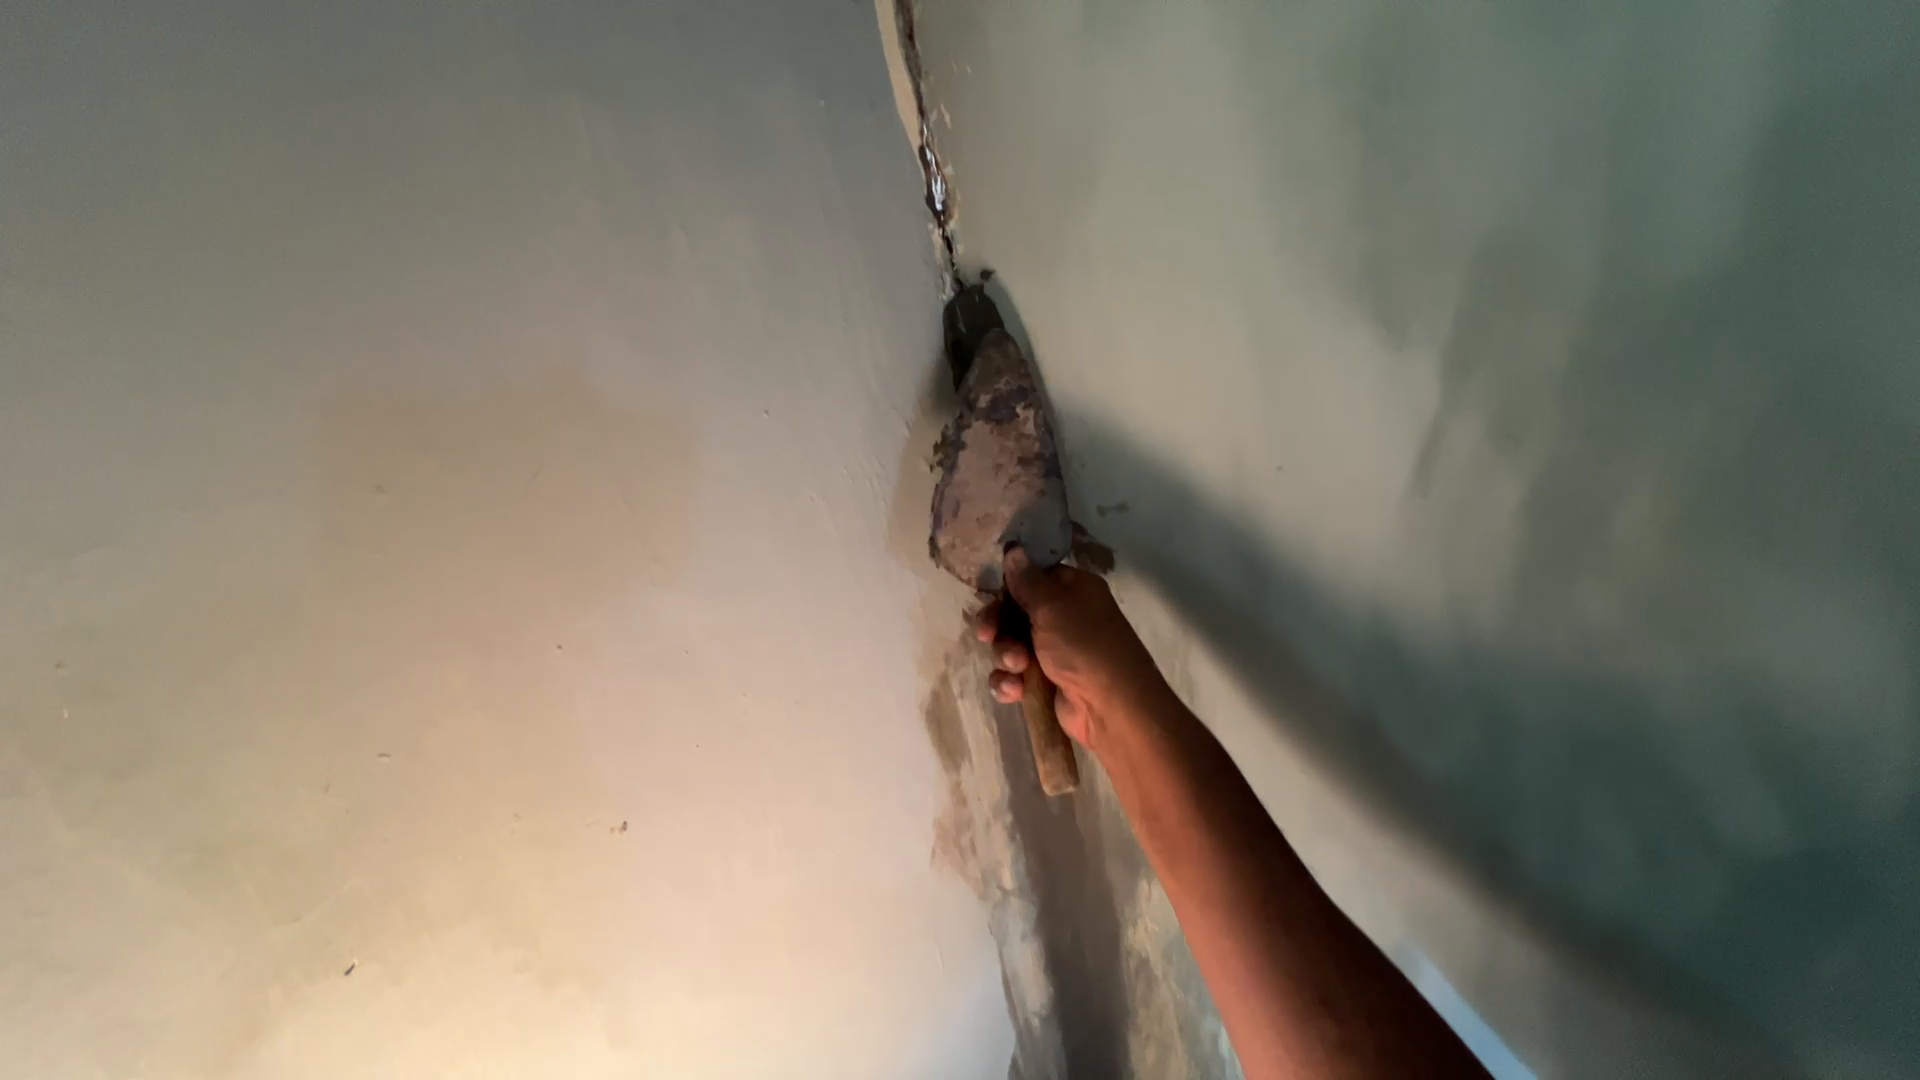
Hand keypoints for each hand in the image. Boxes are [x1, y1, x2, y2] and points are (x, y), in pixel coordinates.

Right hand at [973, 546, 1169, 751]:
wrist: (1110, 706)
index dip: (1008, 589)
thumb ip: (1027, 580)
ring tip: (1018, 666)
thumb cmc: (1084, 645)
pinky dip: (1010, 682)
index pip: (1030, 579)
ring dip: (1006, 655)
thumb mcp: (1053, 606)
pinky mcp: (1044, 682)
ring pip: (1009, 645)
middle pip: (1013, 613)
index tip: (992, 597)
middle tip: (988, 635)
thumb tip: (1014, 547)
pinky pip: (1013, 675)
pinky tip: (1015, 690)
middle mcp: (1063, 617)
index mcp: (1072, 590)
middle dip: (1000, 626)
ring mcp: (1053, 651)